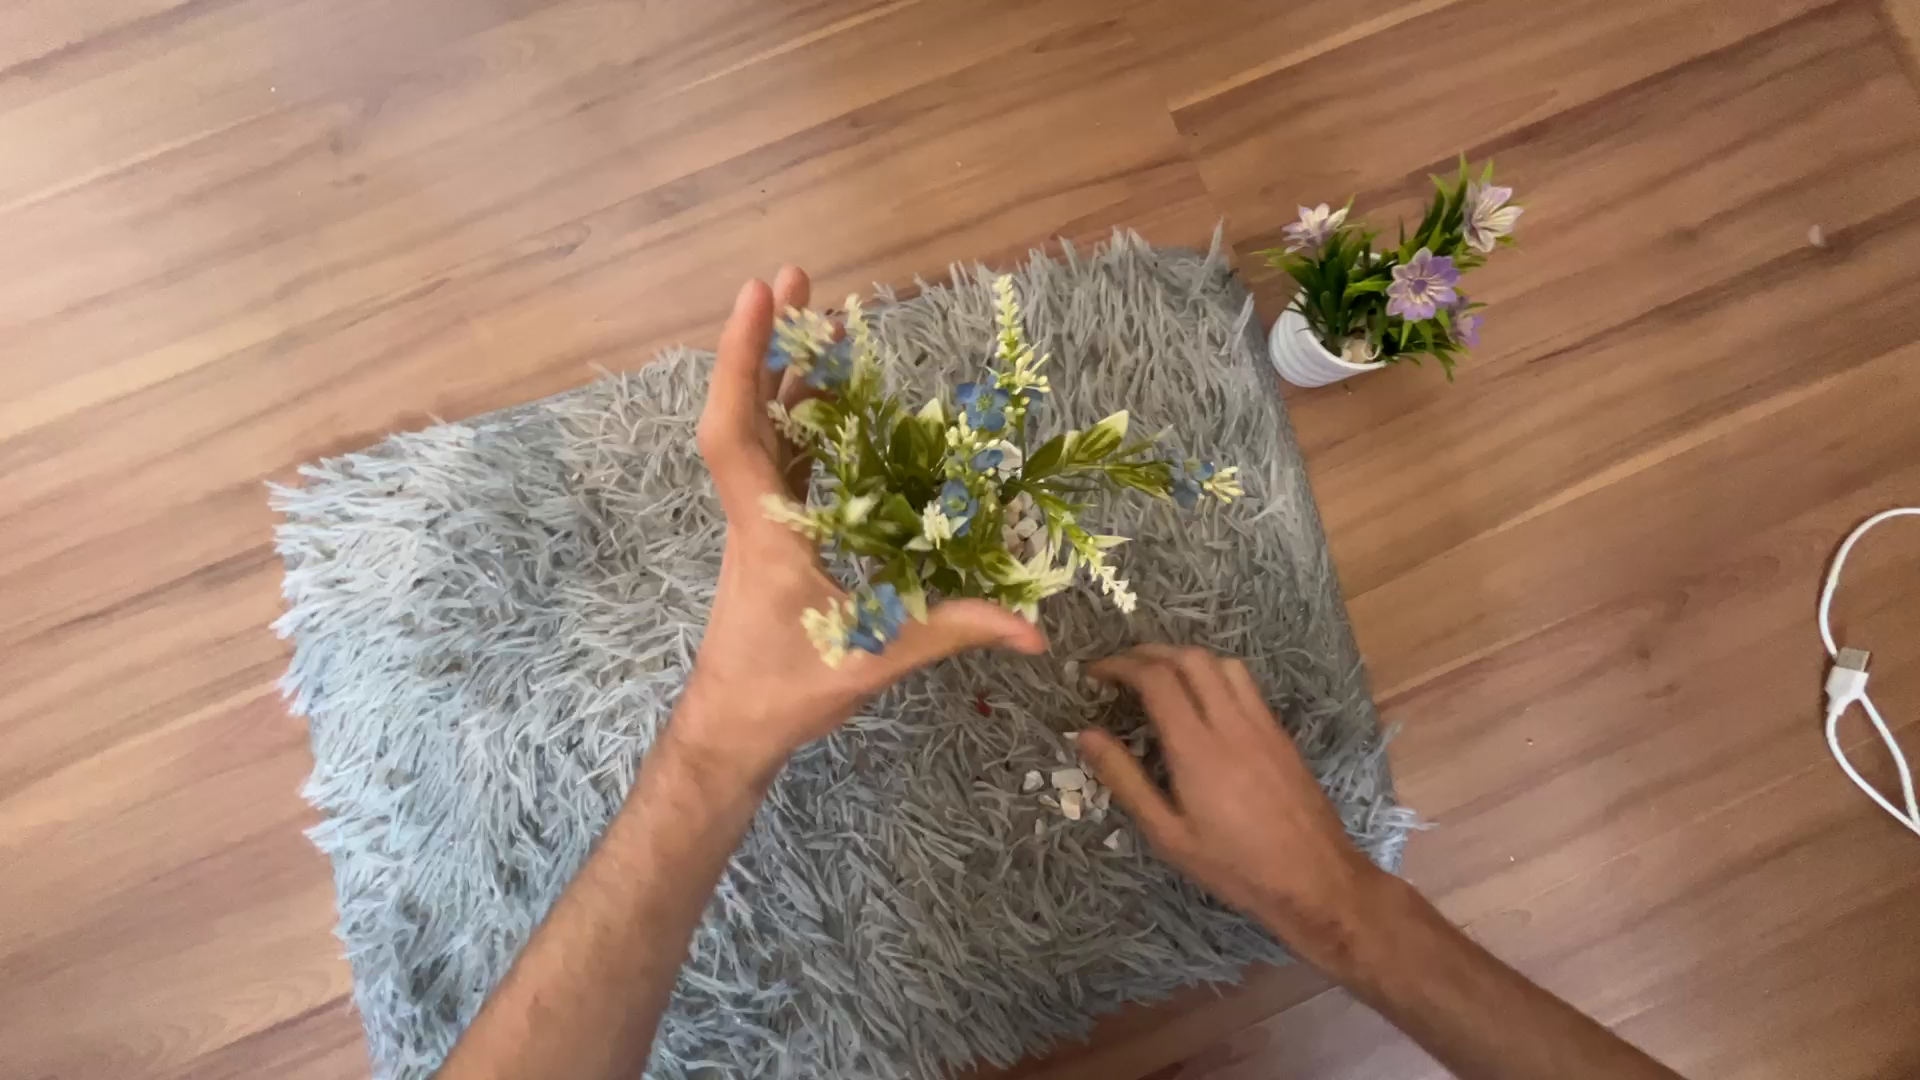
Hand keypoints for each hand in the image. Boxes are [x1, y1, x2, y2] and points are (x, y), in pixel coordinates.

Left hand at [672, 268, 1046, 782]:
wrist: (732, 727)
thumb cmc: (786, 692)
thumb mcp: (874, 658)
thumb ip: (953, 631)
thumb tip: (1033, 629)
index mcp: (767, 531)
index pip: (736, 432)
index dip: (741, 360)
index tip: (759, 294)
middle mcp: (756, 513)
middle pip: (747, 411)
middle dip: (769, 341)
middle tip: (799, 281)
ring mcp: (760, 523)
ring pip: (764, 434)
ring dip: (786, 377)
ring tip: (824, 329)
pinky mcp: (772, 535)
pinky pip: (784, 463)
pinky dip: (803, 425)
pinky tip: (831, 409)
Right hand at [1077, 645, 1387, 965]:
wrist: (1318, 882)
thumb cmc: (1235, 866)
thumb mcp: (1168, 834)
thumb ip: (1125, 779)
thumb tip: (1084, 735)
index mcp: (1197, 748)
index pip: (1156, 679)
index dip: (1120, 666)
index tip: (1095, 673)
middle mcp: (1230, 723)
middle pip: (1188, 658)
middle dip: (1147, 652)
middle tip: (1120, 668)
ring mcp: (1260, 723)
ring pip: (1219, 662)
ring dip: (1182, 656)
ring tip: (1157, 674)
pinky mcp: (1279, 731)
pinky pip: (1243, 681)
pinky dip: (1211, 671)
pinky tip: (1200, 696)